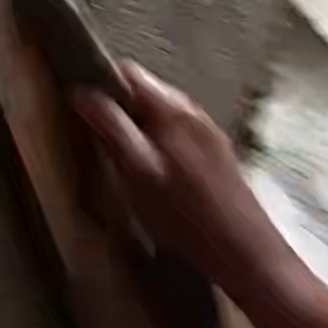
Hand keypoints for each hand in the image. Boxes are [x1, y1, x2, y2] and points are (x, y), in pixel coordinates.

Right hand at [71, 62, 301, 306]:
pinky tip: (156, 176)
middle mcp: (191, 108)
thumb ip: (109, 126)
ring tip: (128, 164)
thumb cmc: (186, 217)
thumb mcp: (138, 172)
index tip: (84, 110)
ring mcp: (205, 128)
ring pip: (157, 112)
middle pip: (142, 91)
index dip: (100, 84)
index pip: (127, 71)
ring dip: (137, 128)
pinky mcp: (214, 151)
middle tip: (104, 144)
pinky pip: (174, 131)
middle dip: (118, 110)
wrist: (246, 256)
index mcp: (172, 106)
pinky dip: (156, 142)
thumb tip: (80, 93)